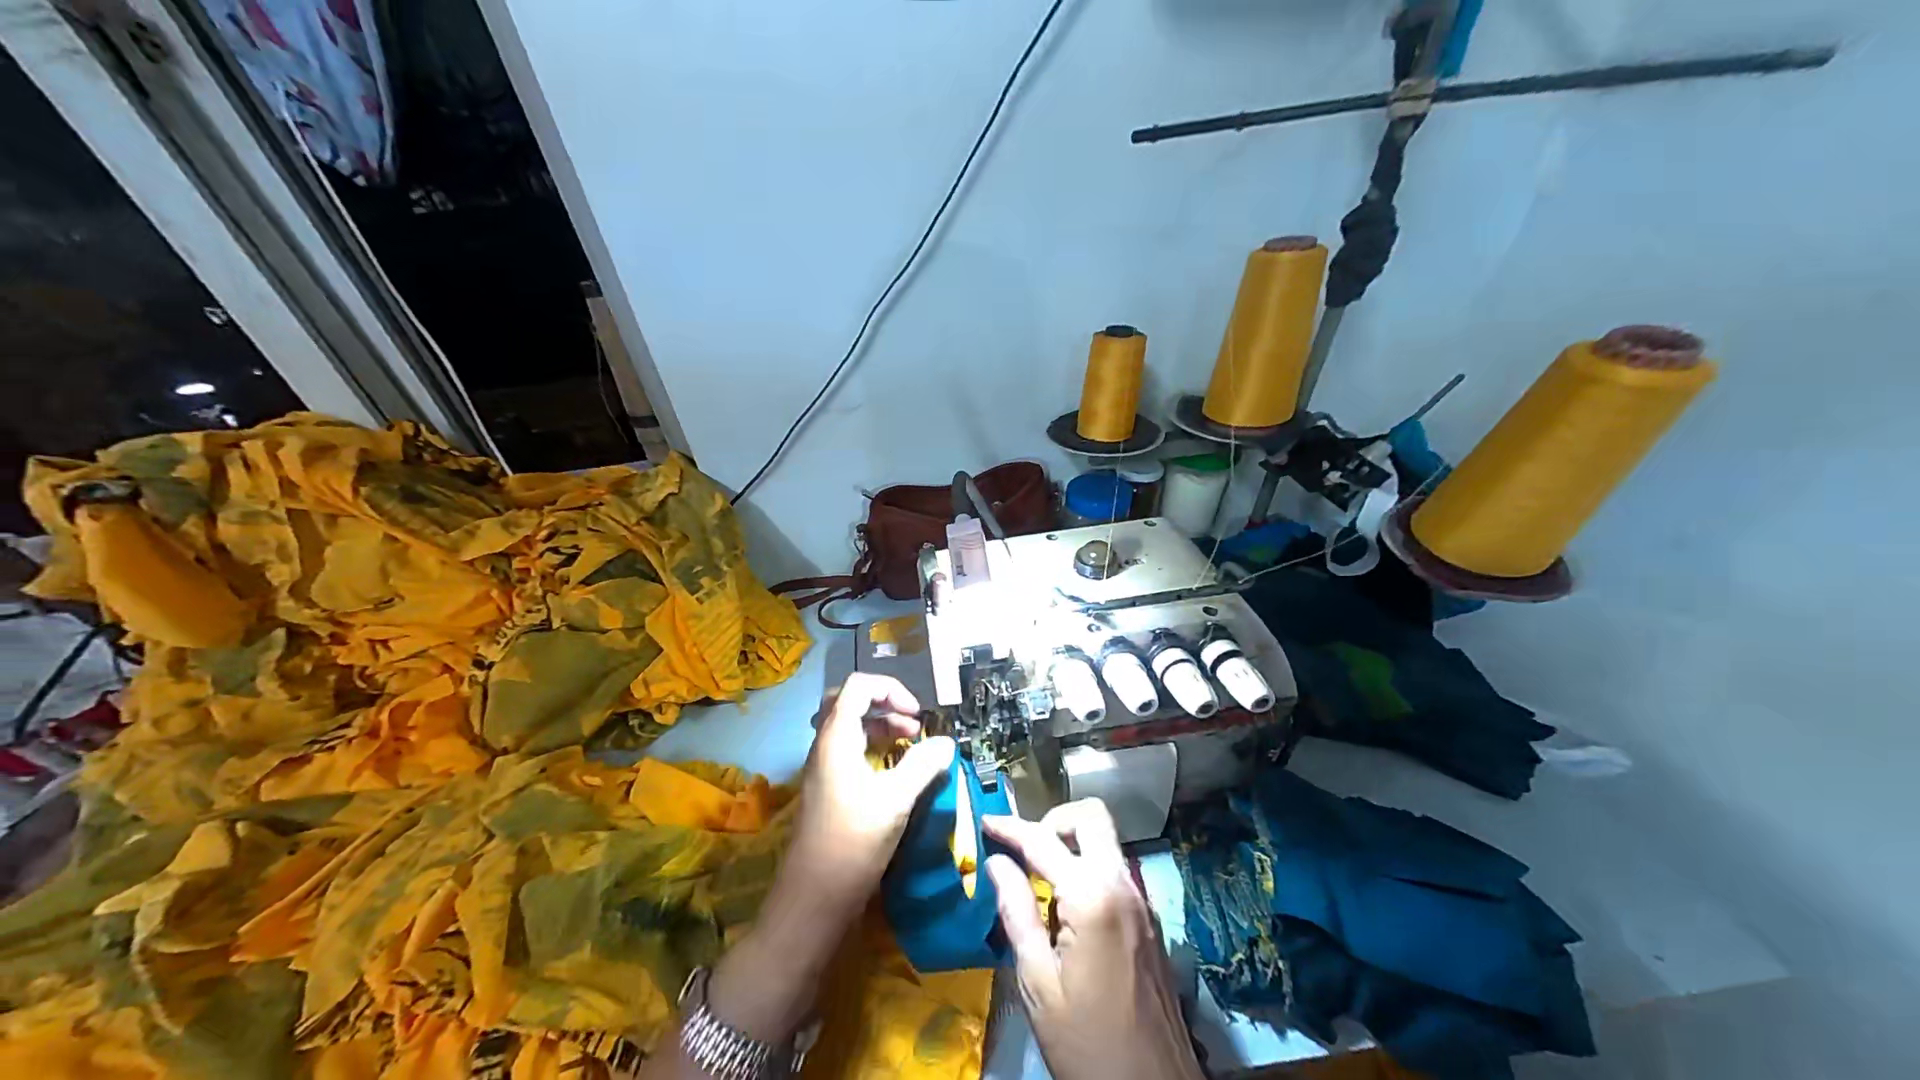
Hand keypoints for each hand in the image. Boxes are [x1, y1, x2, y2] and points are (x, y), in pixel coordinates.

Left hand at [784, 672, 956, 913]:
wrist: (814, 896)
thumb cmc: (854, 842)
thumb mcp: (896, 800)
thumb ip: (923, 765)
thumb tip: (947, 742)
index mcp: (837, 737)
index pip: (859, 686)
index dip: (891, 690)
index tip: (918, 716)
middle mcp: (825, 745)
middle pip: (852, 702)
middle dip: (886, 706)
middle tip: (914, 727)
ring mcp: (824, 766)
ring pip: (851, 727)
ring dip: (882, 727)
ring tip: (912, 747)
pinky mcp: (828, 787)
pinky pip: (850, 750)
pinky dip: (874, 749)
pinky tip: (896, 772)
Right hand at [984, 801, 1205, 1079]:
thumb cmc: (1086, 1043)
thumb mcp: (1038, 982)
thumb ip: (1016, 912)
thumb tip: (996, 863)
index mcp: (1092, 897)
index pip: (1044, 841)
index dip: (1010, 827)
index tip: (984, 822)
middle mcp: (1123, 885)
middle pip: (1092, 817)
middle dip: (1052, 820)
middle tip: (1023, 848)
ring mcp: (1142, 901)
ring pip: (1106, 841)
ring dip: (1072, 843)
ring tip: (1038, 878)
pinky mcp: (1149, 920)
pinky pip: (1115, 870)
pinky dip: (1088, 867)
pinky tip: (1066, 907)